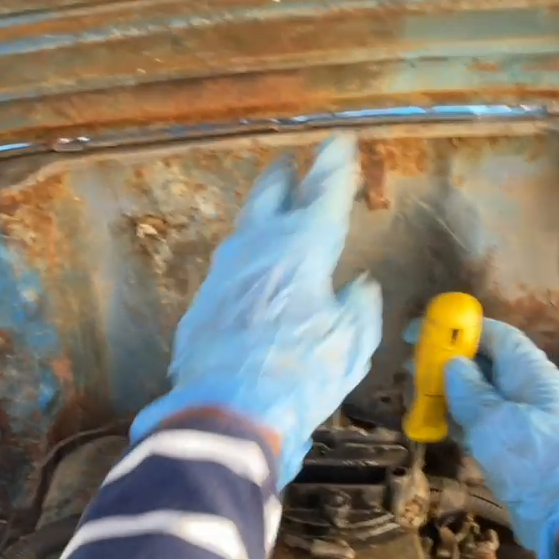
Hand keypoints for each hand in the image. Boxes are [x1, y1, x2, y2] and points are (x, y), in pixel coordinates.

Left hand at [131, 134, 381, 486]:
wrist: (226, 415)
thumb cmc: (300, 375)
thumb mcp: (352, 343)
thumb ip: (359, 305)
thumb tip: (358, 286)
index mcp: (301, 247)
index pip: (323, 192)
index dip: (334, 167)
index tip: (338, 144)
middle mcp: (255, 250)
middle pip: (268, 197)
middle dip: (283, 179)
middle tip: (290, 169)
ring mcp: (220, 277)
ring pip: (242, 234)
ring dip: (258, 222)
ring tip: (269, 218)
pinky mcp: (198, 308)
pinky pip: (226, 275)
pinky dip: (242, 267)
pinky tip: (246, 278)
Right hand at [438, 318, 558, 558]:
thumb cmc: (535, 459)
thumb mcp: (496, 421)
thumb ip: (470, 392)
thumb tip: (452, 366)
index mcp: (534, 375)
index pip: (498, 336)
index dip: (461, 329)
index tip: (424, 329)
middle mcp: (530, 394)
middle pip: (486, 366)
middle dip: (449, 362)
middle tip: (411, 367)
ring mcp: (523, 424)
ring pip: (480, 398)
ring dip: (449, 394)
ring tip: (415, 395)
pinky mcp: (513, 452)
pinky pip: (481, 426)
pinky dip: (457, 421)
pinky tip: (434, 424)